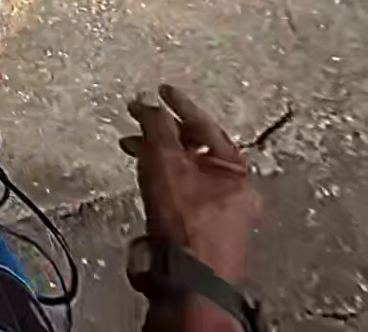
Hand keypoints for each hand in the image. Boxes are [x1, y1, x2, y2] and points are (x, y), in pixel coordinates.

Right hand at [121, 85, 261, 283]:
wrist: (186, 276)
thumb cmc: (184, 218)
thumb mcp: (165, 159)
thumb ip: (156, 125)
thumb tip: (149, 104)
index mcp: (235, 171)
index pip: (204, 125)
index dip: (179, 104)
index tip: (161, 90)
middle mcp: (233, 190)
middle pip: (194, 146)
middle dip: (162, 130)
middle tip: (139, 117)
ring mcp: (219, 210)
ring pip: (185, 167)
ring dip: (157, 152)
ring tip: (132, 145)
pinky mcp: (201, 226)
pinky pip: (180, 186)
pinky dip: (160, 173)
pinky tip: (143, 173)